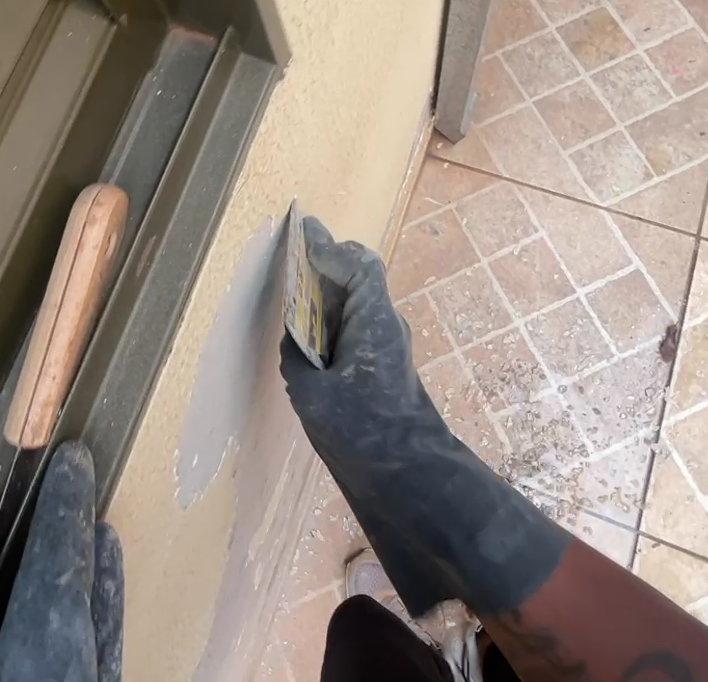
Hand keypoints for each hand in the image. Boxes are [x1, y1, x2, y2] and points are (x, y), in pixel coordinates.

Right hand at [280, 216, 566, 617]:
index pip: (356, 264)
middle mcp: (385, 323)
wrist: (413, 476)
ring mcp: (389, 345)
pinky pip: (358, 326)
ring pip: (359, 302)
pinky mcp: (386, 366)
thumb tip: (295, 344)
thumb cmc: (363, 431)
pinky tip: (312, 336)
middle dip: (327, 263)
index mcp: (372, 319)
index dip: (328, 245)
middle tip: (296, 256)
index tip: (303, 230)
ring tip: (297, 292)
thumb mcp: (313, 393)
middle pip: (359, 277)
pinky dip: (334, 319)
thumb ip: (298, 360)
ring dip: (330, 292)